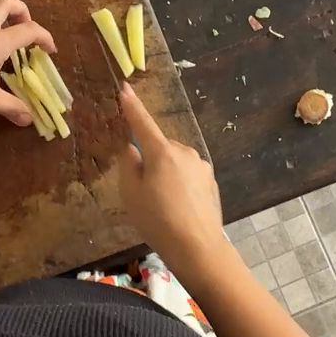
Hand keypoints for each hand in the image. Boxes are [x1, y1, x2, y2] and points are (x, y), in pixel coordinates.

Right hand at [117, 82, 224, 258]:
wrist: (198, 248)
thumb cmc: (158, 220)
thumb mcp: (131, 194)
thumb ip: (128, 164)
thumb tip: (131, 148)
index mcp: (162, 152)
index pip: (142, 123)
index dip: (131, 107)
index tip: (124, 88)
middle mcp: (185, 152)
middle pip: (159, 148)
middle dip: (150, 161)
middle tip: (143, 191)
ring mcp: (201, 166)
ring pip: (175, 162)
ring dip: (166, 174)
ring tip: (162, 205)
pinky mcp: (211, 181)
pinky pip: (188, 176)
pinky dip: (180, 185)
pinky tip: (179, 209)